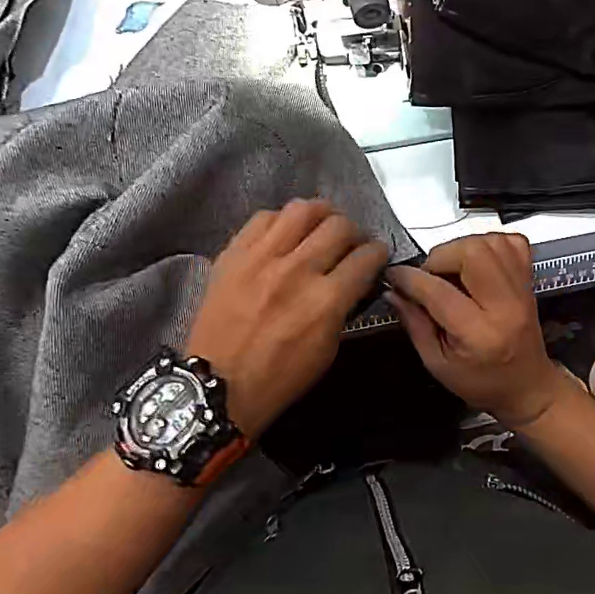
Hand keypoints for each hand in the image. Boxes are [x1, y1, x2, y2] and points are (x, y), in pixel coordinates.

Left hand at [184, 199, 391, 439]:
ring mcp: (262, 257)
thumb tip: (353, 281)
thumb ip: (343, 308)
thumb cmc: (277, 377)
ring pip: (302, 210)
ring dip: (321, 214)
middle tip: (351, 240)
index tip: (376, 253)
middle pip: (338, 226)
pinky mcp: (234, 252)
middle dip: (354, 231)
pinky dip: (282, 220)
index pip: (365, 258)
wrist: (216, 384)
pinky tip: (285, 232)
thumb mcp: (327, 350)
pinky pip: (264, 217)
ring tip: (322, 224)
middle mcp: (297, 270)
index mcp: (325, 300)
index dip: (378, 252)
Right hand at [385, 233, 570, 429]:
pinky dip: (488, 244)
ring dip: (462, 248)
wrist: (528, 387)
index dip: (409, 278)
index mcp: (479, 334)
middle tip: (431, 275)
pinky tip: (475, 262)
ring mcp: (522, 290)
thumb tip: (393, 292)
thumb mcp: (436, 364)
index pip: (439, 291)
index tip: (394, 275)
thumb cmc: (481, 382)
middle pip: (473, 253)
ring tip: (452, 269)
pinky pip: (511, 243)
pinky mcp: (529, 280)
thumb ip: (414, 324)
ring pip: (491, 243)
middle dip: (441, 256)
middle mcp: (506, 306)